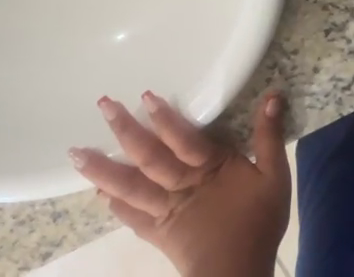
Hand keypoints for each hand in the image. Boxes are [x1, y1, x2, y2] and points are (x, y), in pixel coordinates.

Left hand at [72, 91, 291, 276]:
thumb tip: (272, 95)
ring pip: (130, 187)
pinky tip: (100, 192)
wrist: (238, 276)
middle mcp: (181, 185)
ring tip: (78, 154)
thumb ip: (269, 136)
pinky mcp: (159, 233)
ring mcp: (165, 211)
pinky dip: (115, 204)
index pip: (183, 139)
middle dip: (125, 131)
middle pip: (150, 157)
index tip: (144, 96)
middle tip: (104, 106)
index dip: (165, 118)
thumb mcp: (275, 176)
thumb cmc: (258, 223)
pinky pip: (132, 217)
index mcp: (210, 168)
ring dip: (103, 169)